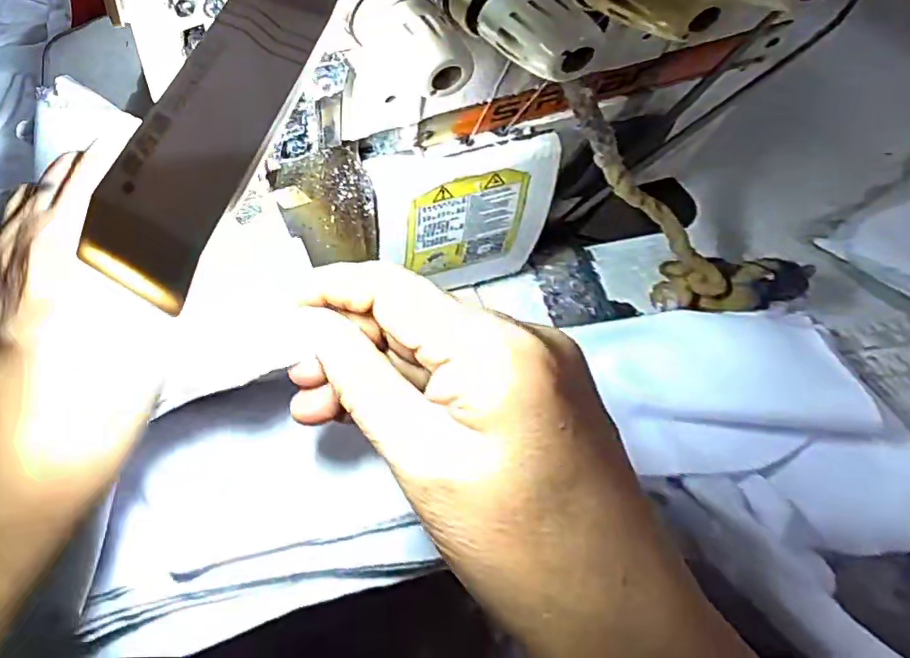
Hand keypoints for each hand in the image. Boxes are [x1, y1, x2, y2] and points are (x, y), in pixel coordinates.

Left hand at [0, 145, 172, 518]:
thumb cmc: (79, 411)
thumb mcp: (140, 343)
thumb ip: (152, 279)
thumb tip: (162, 240)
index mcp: (56, 244)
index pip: (89, 169)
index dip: (120, 148)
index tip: (147, 142)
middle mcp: (17, 240)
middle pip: (55, 175)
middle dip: (95, 164)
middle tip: (134, 177)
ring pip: (27, 197)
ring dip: (62, 189)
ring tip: (97, 207)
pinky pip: (9, 227)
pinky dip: (35, 215)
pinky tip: (56, 245)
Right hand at [287, 263, 747, 657]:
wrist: (628, 633)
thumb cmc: (521, 551)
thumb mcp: (420, 457)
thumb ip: (356, 376)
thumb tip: (310, 324)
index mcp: (499, 347)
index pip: (390, 287)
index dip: (327, 290)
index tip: (280, 312)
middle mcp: (520, 338)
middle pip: (402, 316)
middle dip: (342, 344)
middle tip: (297, 378)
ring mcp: (529, 365)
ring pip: (417, 346)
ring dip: (363, 370)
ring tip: (315, 404)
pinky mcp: (528, 392)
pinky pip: (444, 371)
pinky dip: (399, 389)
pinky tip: (357, 411)